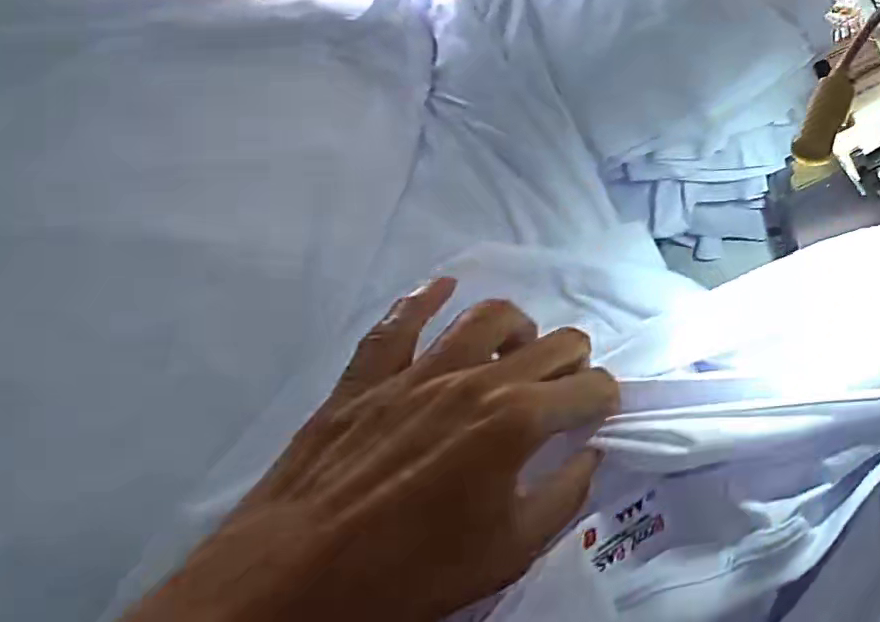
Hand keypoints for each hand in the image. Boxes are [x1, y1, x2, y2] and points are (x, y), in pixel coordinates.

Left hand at [122, 278, 618, 621]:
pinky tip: (443, 288)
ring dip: (519, 330)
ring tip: (516, 354)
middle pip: (558, 342)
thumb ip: (567, 495)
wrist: (274, 598)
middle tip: (566, 392)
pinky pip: (398, 323)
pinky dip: (424, 299)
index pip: (592, 387)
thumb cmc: (403, 578)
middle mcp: (479, 380)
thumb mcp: (508, 553)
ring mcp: (419, 374)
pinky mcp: (366, 381)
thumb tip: (589, 453)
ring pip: (491, 316)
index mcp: (518, 420)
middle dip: (578, 363)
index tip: (598, 417)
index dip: (605, 400)